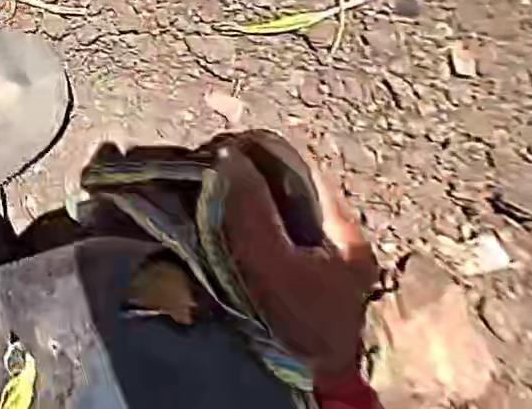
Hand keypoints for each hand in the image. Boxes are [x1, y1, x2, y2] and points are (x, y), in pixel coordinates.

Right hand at [216, 134, 379, 386]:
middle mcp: (324, 228)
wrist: (300, 382)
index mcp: (338, 226)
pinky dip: (223, 205)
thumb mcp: (270, 262)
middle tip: (197, 173)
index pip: (290, 158)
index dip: (248, 148)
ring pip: (257, 191)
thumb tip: (226, 154)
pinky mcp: (281, 258)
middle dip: (231, 168)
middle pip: (272, 173)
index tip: (210, 154)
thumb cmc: (289, 321)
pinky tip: (200, 209)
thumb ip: (251, 205)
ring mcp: (303, 244)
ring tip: (193, 190)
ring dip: (224, 186)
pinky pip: (249, 213)